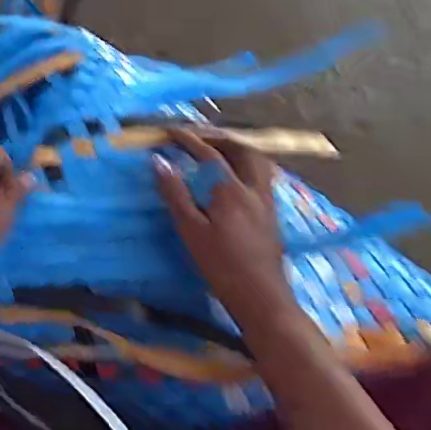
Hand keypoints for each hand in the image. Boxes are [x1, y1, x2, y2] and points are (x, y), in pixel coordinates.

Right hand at [152, 130, 299, 332]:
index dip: (189, 140)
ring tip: (215, 151)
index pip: (210, 156)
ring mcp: (267, 202)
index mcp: (232, 192)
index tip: (169, 131)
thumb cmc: (220, 264)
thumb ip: (174, 192)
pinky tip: (231, 177)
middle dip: (219, 138)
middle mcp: (255, 190)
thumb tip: (158, 161)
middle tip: (196, 137)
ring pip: (258, 163)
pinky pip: (261, 176)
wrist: (261, 298)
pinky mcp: (271, 214)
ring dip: (236, 150)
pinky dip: (244, 166)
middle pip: (243, 151)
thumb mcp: (189, 228)